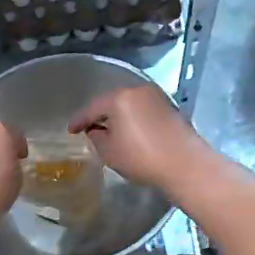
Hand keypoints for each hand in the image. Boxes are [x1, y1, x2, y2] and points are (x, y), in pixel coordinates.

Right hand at [69, 85, 208, 189]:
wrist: (185, 164)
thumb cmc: (142, 158)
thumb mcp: (109, 152)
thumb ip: (96, 138)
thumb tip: (95, 130)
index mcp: (119, 98)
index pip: (92, 108)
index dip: (79, 120)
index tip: (70, 130)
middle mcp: (137, 90)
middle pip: (111, 101)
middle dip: (99, 115)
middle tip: (89, 129)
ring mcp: (155, 97)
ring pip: (128, 104)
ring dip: (117, 116)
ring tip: (109, 131)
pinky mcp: (168, 107)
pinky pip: (142, 109)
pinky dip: (133, 118)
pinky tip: (130, 131)